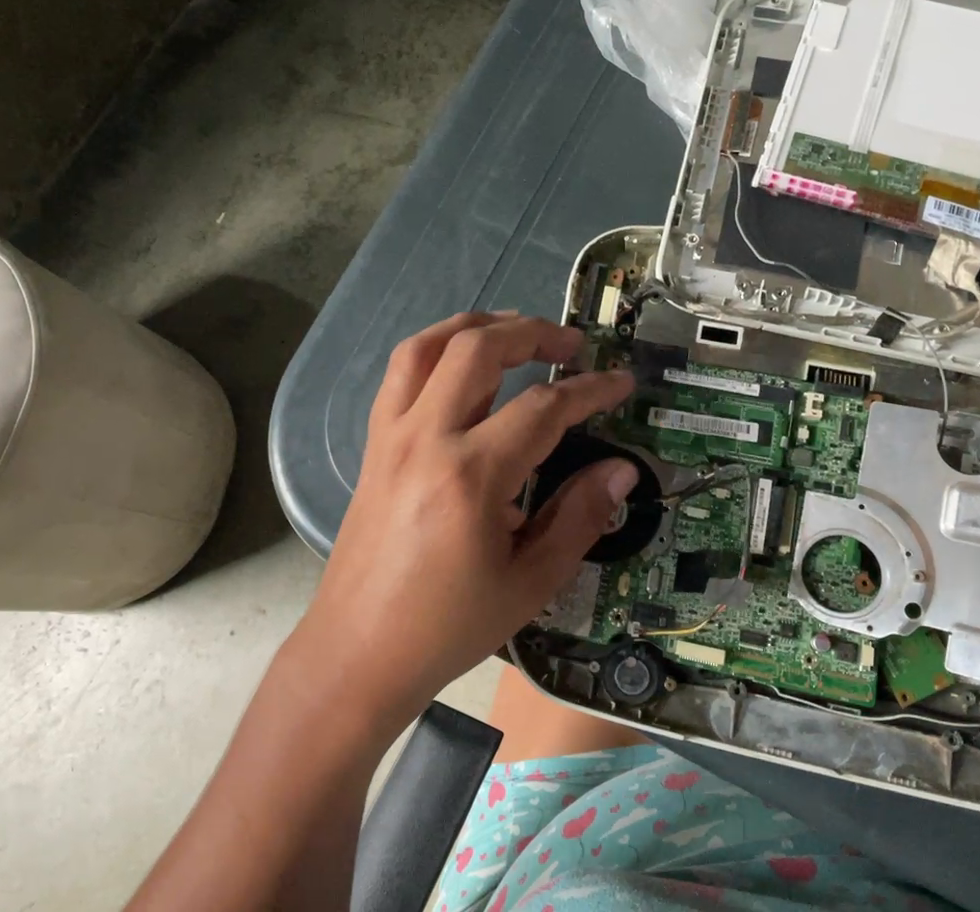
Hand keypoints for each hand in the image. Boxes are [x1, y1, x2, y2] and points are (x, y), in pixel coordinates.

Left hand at [302, 312, 636, 721]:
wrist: (358, 652)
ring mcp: (390, 437)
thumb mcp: (530, 582)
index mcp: (470, 476)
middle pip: (477, 349)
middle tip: (571, 345)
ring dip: (477, 326)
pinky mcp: (372, 446)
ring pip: (427, 346)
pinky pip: (400, 374)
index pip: (542, 408)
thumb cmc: (448, 626)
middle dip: (532, 333)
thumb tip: (621, 469)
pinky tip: (461, 365)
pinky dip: (436, 349)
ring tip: (516, 331)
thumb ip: (579, 517)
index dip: (589, 390)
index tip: (621, 382)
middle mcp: (425, 439)